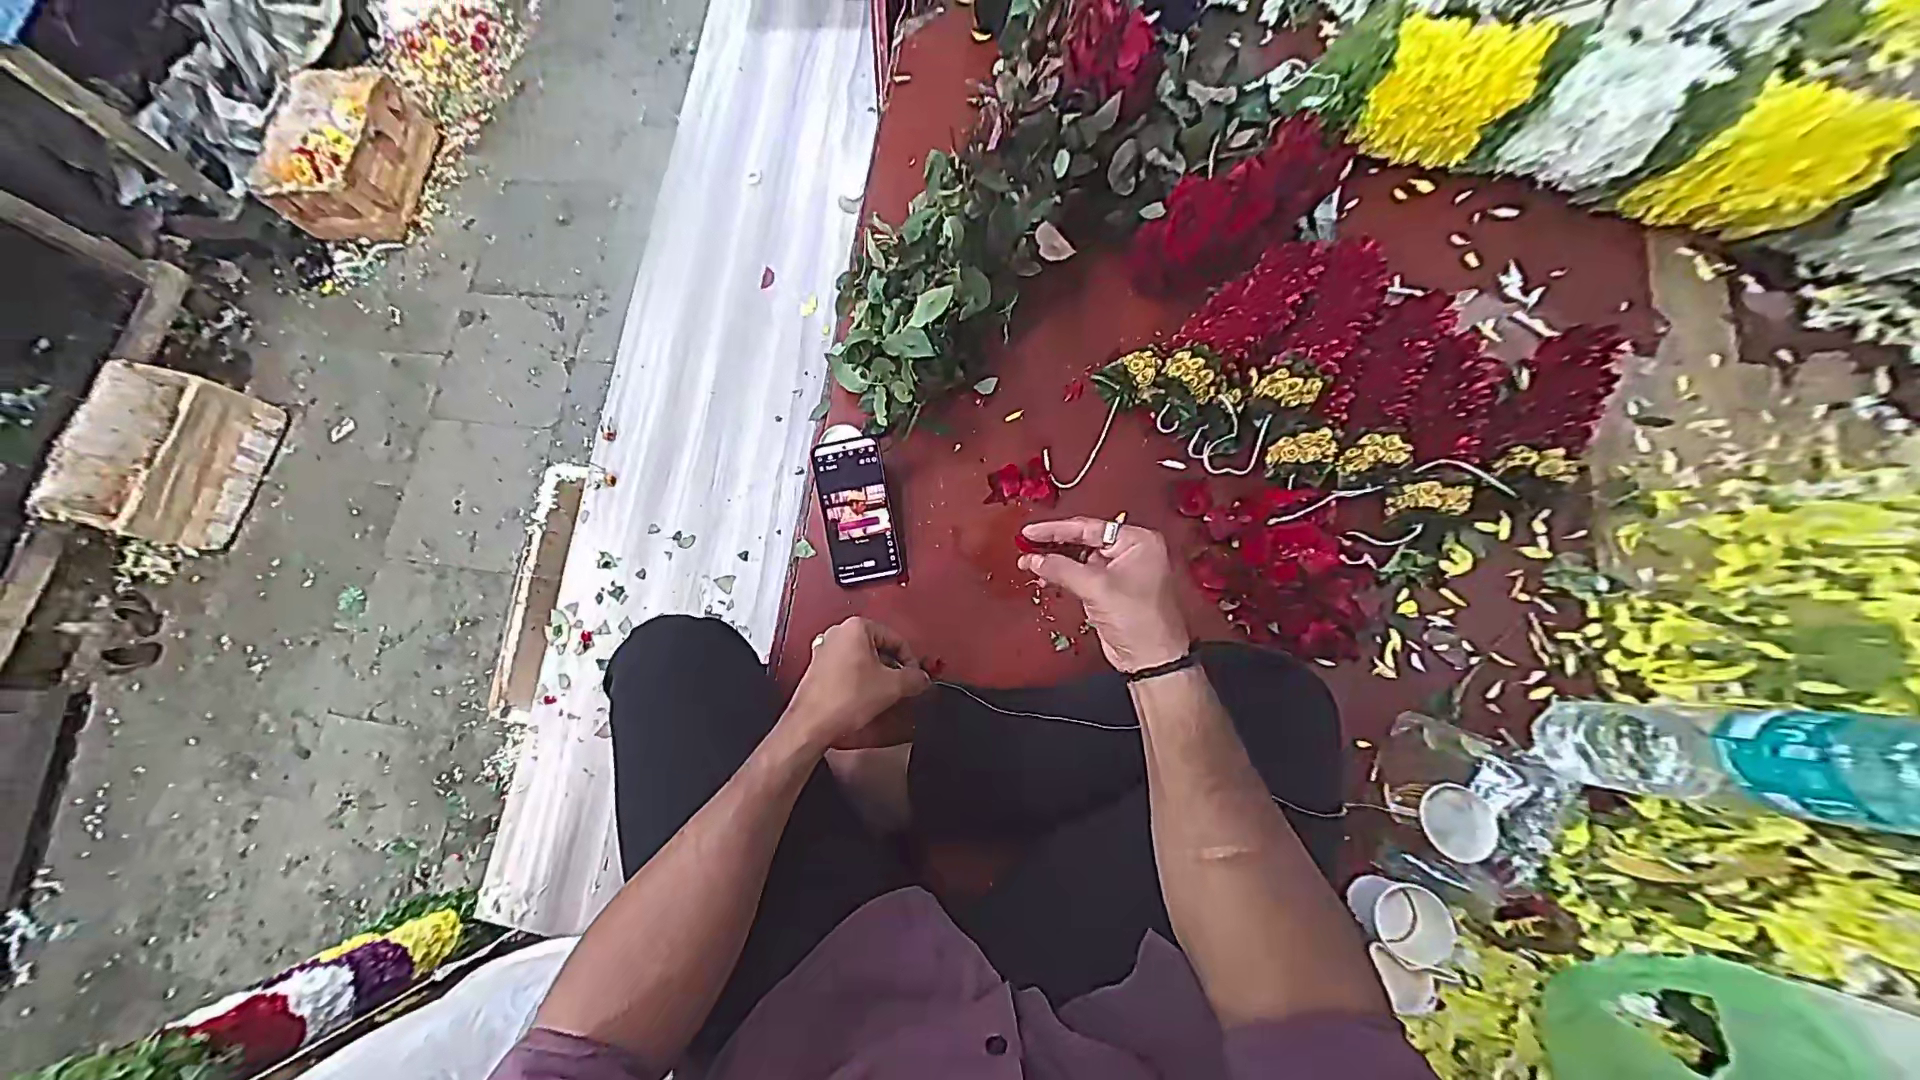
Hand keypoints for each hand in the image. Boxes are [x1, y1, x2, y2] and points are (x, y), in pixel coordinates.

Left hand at [784, 617, 930, 749]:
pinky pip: (848, 667)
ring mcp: (825, 649)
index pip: (895, 639)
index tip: (915, 676)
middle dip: (893, 666)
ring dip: (877, 673)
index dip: (910, 659)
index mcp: (856, 627)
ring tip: (884, 694)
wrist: (812, 724)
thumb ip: (914, 678)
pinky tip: (864, 697)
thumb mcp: (892, 687)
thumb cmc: (845, 699)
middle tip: (902, 685)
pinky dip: (860, 678)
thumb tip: (922, 678)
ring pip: (863, 657)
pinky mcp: (818, 667)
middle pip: (878, 646)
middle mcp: (838, 633)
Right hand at [1019, 519, 1188, 672]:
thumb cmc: (1139, 620)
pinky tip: (1044, 575)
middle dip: (1054, 544)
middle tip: (1026, 544)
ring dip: (1055, 561)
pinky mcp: (1111, 588)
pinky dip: (1063, 574)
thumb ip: (1061, 569)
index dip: (1056, 529)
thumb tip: (1034, 558)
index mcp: (1137, 541)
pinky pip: (1082, 574)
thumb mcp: (1096, 588)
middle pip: (1084, 539)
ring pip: (1081, 557)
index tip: (1031, 531)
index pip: (1089, 527)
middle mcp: (1131, 551)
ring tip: (1029, 561)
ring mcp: (1121, 570)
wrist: (1151, 658)